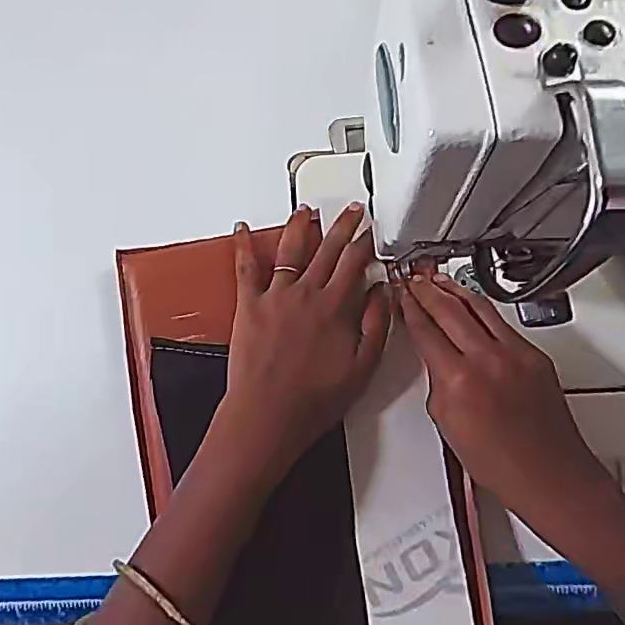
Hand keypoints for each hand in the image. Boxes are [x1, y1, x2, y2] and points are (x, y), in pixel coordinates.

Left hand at [217, 204, 391, 477]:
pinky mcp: (249, 305)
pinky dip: (243, 245)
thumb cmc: (313, 398)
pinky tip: (242, 230)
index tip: (371, 232)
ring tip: (307, 211)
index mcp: (334, 308)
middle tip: (351, 211)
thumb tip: (382, 293)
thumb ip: (376, 325)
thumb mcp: (363, 367)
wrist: (269, 413)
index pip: (354, 263)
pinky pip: (245, 267)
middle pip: (327, 249)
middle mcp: (305, 294)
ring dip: (300, 226)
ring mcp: (275, 296)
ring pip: (290, 249)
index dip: (365, 243)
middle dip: (342, 225)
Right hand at [400, 273, 611, 516]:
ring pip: (478, 306)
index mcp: (458, 379)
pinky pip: (501, 321)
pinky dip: (480, 307)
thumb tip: (434, 357)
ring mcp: (516, 355)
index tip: (401, 297)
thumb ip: (436, 380)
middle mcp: (489, 360)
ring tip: (438, 280)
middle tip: (413, 281)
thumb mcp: (446, 420)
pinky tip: (470, 303)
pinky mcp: (536, 356)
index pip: (424, 329)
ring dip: (453, 289)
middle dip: (426, 291)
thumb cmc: (501, 462)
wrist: (549, 476)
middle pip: (448, 308)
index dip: (408, 307)